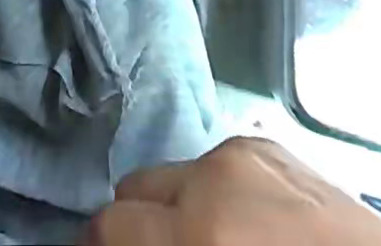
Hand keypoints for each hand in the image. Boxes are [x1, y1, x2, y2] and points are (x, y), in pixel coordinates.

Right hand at [88, 138, 380, 245]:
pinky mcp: (269, 144)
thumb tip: (125, 243)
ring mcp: (244, 151)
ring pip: (175, 173)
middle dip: (138, 224)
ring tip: (218, 241)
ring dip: (180, 207)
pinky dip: (218, 193)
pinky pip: (216, 165)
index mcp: (203, 232)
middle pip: (132, 186)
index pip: (111, 224)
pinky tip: (252, 225)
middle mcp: (213, 175)